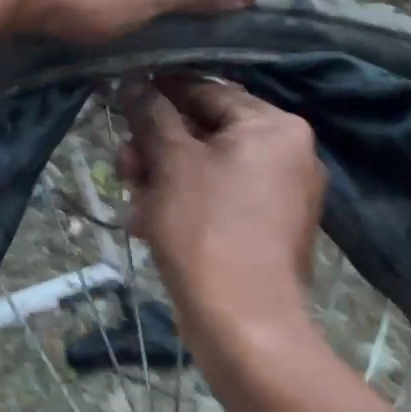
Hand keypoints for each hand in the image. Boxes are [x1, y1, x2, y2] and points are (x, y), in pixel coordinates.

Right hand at [118, 77, 326, 334]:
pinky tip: (148, 223)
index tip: (122, 94)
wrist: (245, 329)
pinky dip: (184, 204)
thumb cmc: (208, 230)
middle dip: (156, 146)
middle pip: (206, 131)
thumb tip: (134, 82)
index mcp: (275, 127)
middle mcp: (288, 154)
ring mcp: (281, 195)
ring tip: (133, 200)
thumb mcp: (172, 162)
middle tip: (123, 162)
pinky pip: (219, 199)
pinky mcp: (267, 230)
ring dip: (162, 177)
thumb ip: (152, 114)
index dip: (160, 90)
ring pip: (207, 167)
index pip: (207, 91)